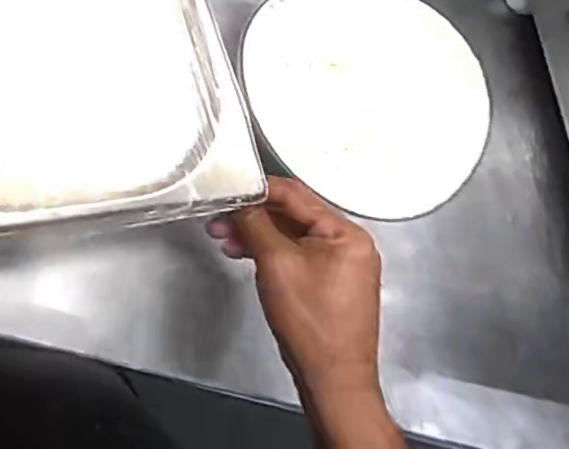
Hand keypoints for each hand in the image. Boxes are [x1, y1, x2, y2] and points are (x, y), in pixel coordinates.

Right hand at [208, 177, 401, 447]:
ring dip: (254, 232)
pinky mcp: (327, 278)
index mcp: (345, 233)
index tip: (230, 188)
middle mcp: (348, 243)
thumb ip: (254, 222)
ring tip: (224, 236)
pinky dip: (267, 249)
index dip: (257, 188)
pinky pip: (293, 250)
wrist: (331, 381)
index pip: (294, 194)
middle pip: (290, 212)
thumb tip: (239, 200)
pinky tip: (242, 251)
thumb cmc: (311, 324)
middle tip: (221, 216)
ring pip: (288, 232)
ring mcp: (339, 262)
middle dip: (251, 214)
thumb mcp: (275, 261)